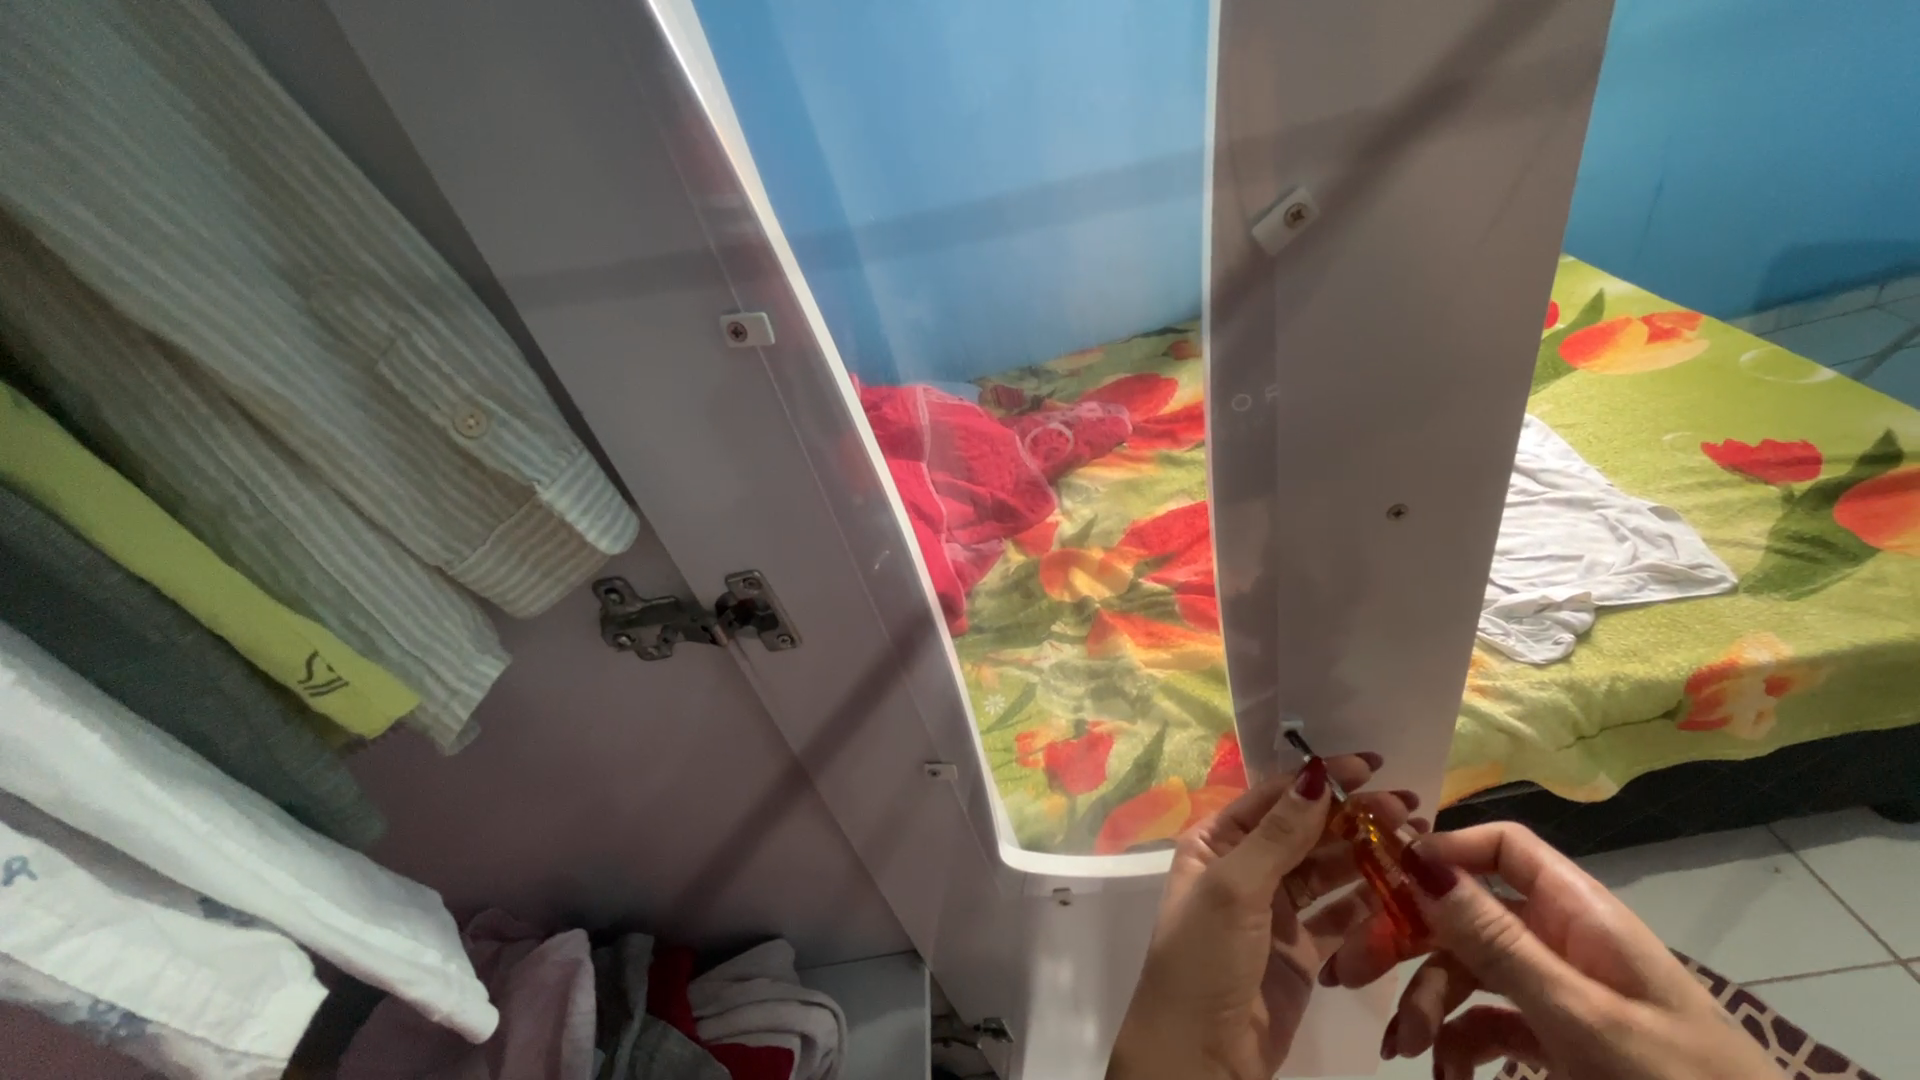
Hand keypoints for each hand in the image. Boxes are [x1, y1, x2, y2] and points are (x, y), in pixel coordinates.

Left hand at [1107, 754, 1422, 1079]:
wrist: (1199, 1056)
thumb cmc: (1204, 958)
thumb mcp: (1235, 888)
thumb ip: (1280, 834)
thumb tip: (1316, 774)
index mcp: (1215, 842)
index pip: (1273, 798)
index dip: (1319, 779)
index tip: (1371, 763)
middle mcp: (1244, 868)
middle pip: (1305, 831)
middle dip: (1352, 816)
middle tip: (1408, 805)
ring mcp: (1275, 910)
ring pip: (1327, 871)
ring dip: (1367, 854)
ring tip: (1417, 837)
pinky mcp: (1301, 950)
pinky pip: (1340, 916)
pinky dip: (1370, 901)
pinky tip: (1404, 885)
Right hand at [1322, 822, 1781, 1079]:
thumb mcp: (1581, 1020)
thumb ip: (1495, 942)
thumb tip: (1412, 856)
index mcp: (1581, 915)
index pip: (1500, 846)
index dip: (1440, 852)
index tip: (1379, 880)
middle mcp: (1563, 941)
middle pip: (1465, 911)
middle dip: (1405, 940)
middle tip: (1350, 971)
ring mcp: (1558, 993)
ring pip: (1465, 969)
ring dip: (1424, 1003)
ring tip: (1402, 1050)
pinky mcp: (1556, 1041)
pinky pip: (1486, 1023)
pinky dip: (1455, 1045)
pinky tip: (1443, 1074)